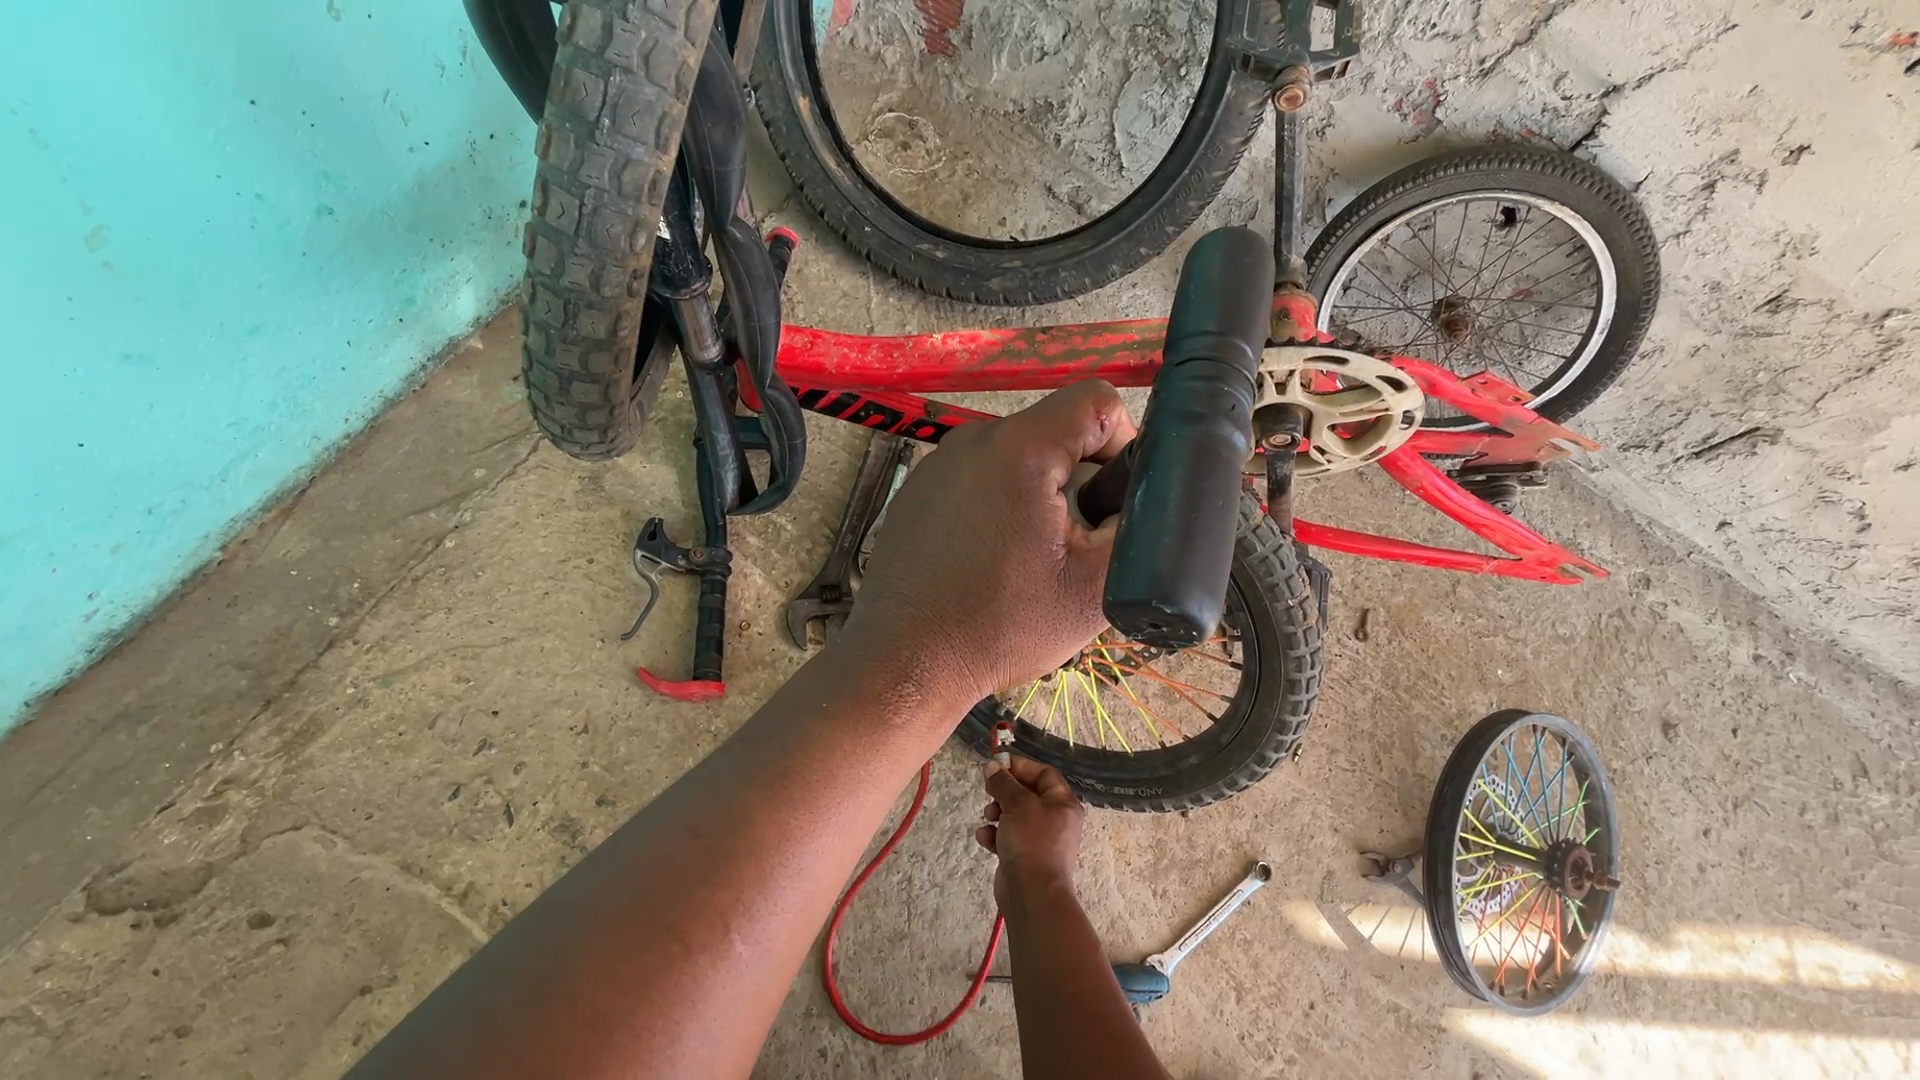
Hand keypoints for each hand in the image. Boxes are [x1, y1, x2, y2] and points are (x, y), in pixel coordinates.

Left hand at [838, 381, 1135, 709]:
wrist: (906, 661)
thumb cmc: (998, 627)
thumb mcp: (1095, 588)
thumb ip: (1138, 532)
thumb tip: (1144, 501)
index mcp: (1019, 449)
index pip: (1095, 401)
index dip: (1122, 443)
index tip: (1114, 500)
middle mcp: (972, 441)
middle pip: (1053, 432)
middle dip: (1078, 481)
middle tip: (1073, 545)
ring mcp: (937, 464)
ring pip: (1016, 458)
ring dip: (1039, 497)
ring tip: (1031, 561)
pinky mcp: (917, 491)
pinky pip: (978, 479)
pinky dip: (998, 507)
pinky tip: (990, 560)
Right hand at [975, 756, 1085, 908]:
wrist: (1032, 894)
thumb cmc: (1031, 842)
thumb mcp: (1017, 804)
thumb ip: (1004, 783)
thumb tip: (992, 766)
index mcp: (1062, 803)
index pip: (1044, 774)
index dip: (1021, 766)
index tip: (997, 765)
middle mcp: (1054, 819)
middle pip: (1027, 793)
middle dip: (1005, 791)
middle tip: (989, 790)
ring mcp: (1039, 839)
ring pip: (1014, 814)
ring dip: (997, 812)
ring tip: (989, 816)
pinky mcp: (1024, 856)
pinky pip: (1007, 837)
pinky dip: (995, 835)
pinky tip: (986, 839)